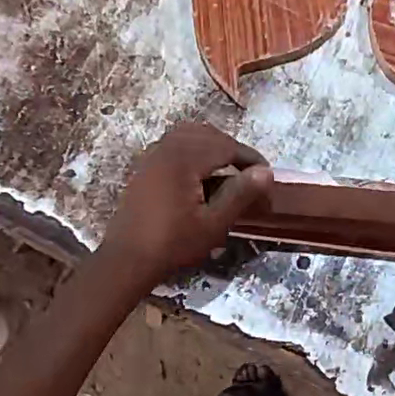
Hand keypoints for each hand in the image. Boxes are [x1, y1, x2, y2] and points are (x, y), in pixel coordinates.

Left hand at [103, 122, 271, 278]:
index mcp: (183, 160)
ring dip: (213, 147)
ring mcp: (152, 157)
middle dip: (233, 150)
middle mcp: (166, 150)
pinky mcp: (145, 167)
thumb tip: (267, 172)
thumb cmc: (173, 244)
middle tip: (250, 173)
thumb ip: (241, 194)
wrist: (127, 260)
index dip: (251, 158)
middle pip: (208, 135)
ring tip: (229, 169)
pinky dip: (194, 150)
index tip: (267, 176)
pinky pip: (174, 145)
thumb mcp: (214, 224)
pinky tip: (202, 174)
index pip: (226, 146)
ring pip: (189, 135)